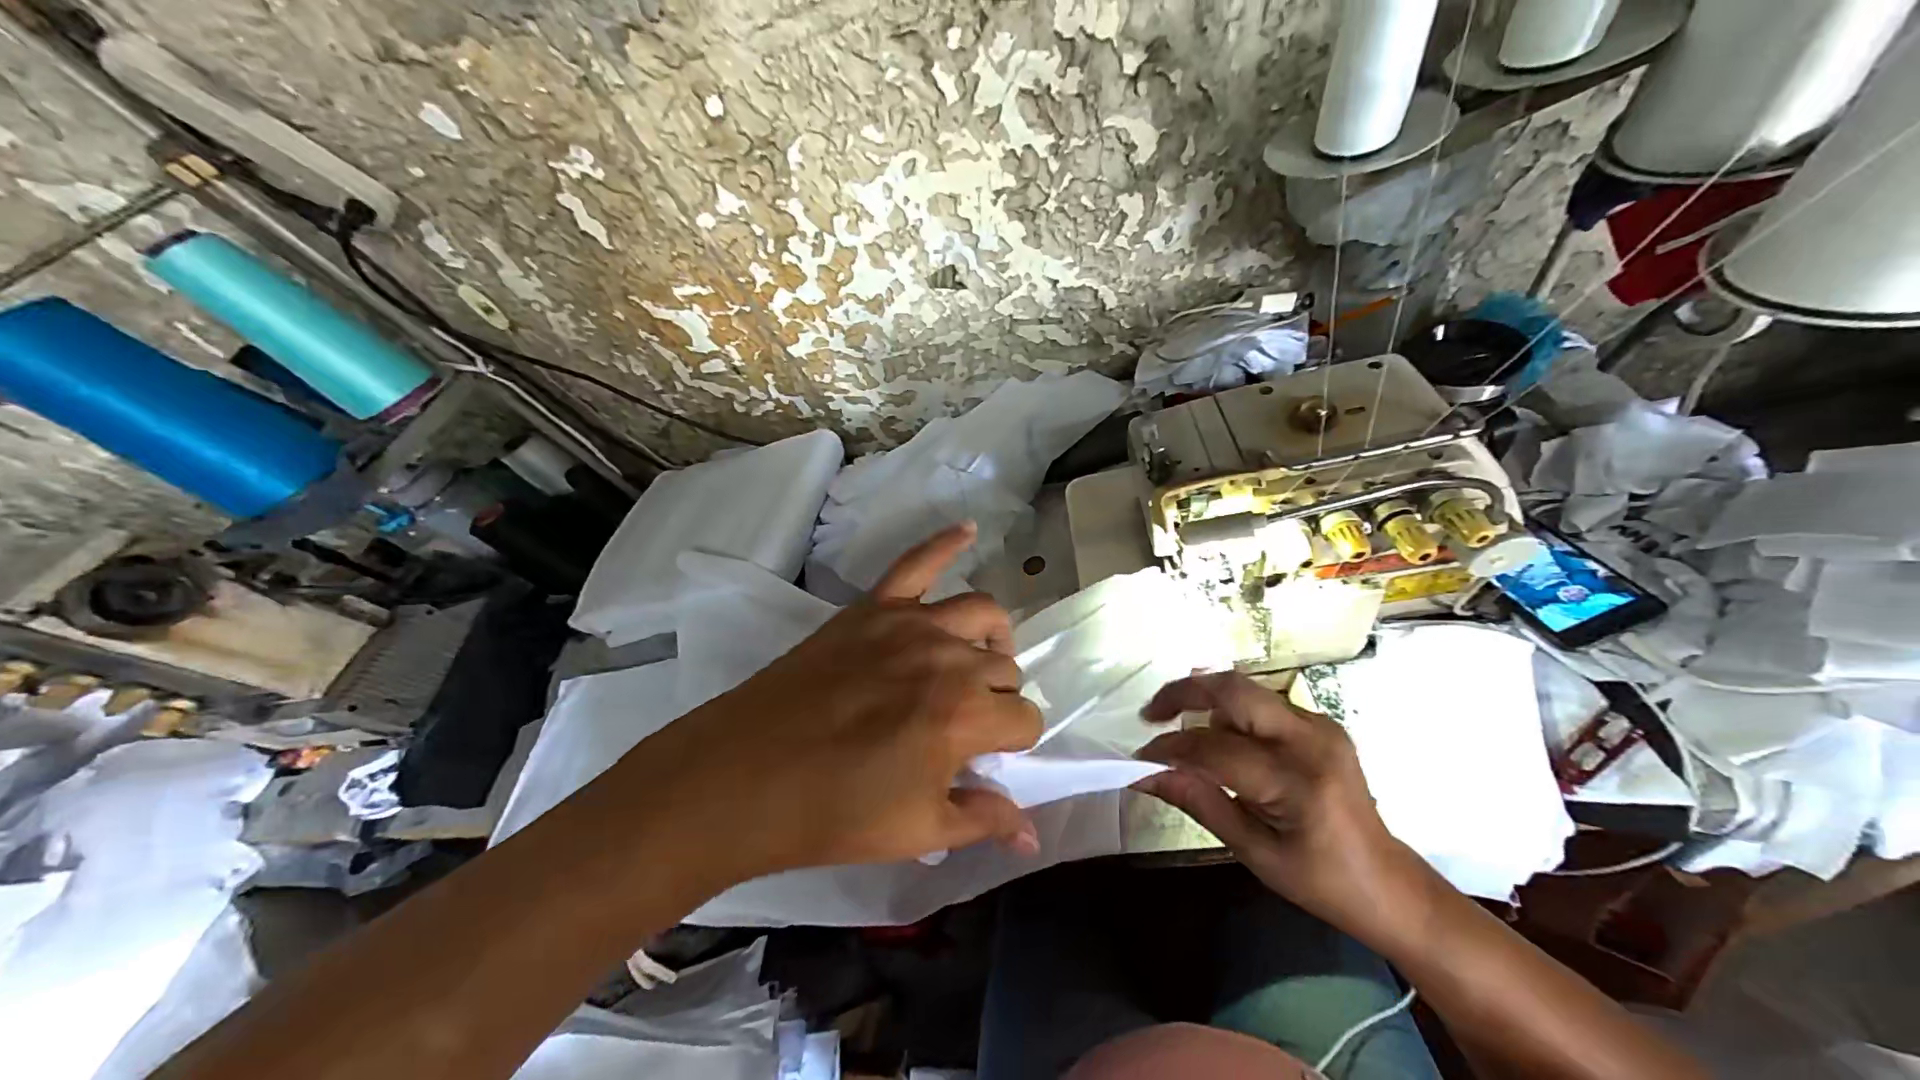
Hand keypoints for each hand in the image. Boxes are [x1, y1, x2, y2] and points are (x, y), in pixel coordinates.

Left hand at [622, 523, 1043, 885]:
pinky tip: (967, 530)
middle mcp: (948, 659)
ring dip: (992, 638)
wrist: (744, 778)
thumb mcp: (917, 832)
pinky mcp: (871, 609)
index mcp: (966, 715)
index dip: (1012, 744)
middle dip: (998, 699)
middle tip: (965, 727)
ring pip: (981, 614)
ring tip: (977, 660)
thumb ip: (982, 821)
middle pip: (1005, 669)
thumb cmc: (834, 813)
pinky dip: (945, 543)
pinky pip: (916, 562)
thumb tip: (1031, 832)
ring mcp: (908, 625)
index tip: (983, 760)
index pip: (1025, 719)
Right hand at [1134, 673, 1425, 939]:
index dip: (1169, 749)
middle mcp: (1311, 739)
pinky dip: (1230, 712)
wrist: (1389, 883)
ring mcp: (1319, 725)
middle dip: (1183, 692)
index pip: (1213, 747)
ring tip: (1180, 730)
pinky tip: (1219, 738)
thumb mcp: (1252, 850)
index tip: (1139, 759)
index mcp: (1296, 780)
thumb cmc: (1320, 880)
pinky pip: (1262, 703)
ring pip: (1246, 690)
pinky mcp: (1321, 723)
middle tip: (1151, 714)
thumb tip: (1145, 775)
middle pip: (1233, 690)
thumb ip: (1198, 802)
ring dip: (1206, 701)